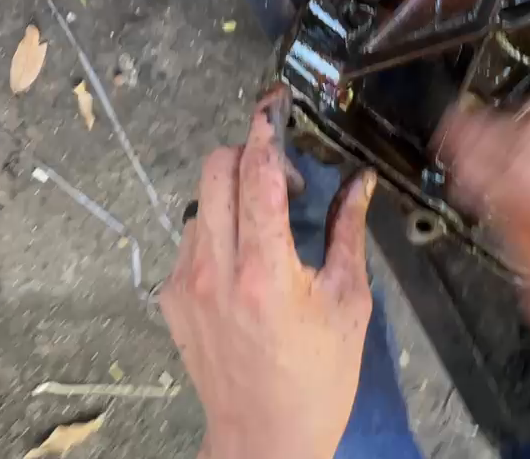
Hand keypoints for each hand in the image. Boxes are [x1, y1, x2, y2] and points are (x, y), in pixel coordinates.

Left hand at [161, 94, 378, 458]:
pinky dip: (217, 228)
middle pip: (215, 168)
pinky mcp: (170, 295)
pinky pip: (191, 235)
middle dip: (248, 153)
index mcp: (266, 271)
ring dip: (232, 193)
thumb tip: (359, 178)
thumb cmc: (319, 376)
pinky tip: (242, 261)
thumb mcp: (349, 302)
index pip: (257, 174)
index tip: (274, 105)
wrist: (263, 442)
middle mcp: (216, 268)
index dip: (266, 129)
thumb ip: (348, 230)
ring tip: (264, 227)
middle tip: (281, 181)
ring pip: (201, 199)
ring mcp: (185, 281)